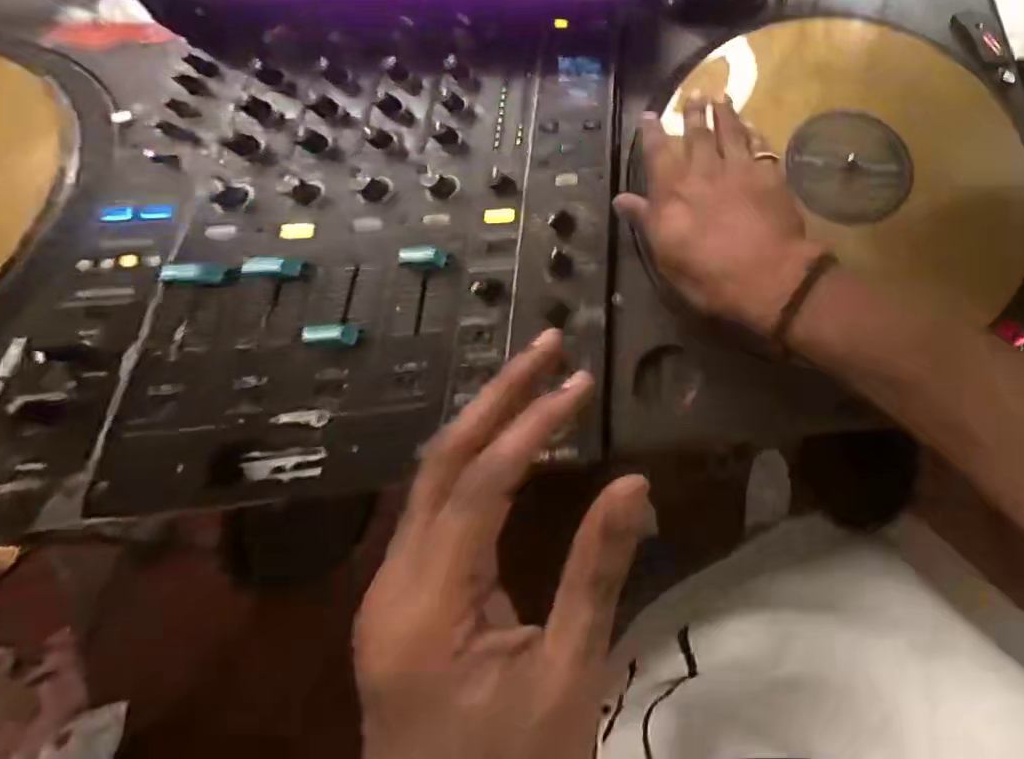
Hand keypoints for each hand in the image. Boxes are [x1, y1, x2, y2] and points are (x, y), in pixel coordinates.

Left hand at [354, 330, 652, 758]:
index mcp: (425, 609)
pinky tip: (508, 438)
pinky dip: (476, 462)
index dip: (530, 428)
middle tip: (545, 345)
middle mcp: (392, 585)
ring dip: (483, 421)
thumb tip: (633, 482)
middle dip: (495, 397)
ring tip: (532, 374)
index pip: (478, 486)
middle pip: (440, 463)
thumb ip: (596, 573)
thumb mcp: (566, 678)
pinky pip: (437, 508)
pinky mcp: (402, 598)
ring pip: (432, 479)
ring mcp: (389, 590)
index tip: (577, 384)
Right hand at [614, 94, 826, 334]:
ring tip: (721, 97)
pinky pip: (760, 147)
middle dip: (693, 113)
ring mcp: (739, 171)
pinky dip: (755, 133)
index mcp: (674, 192)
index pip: (658, 155)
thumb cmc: (710, 275)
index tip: (650, 115)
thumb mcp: (666, 255)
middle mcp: (704, 173)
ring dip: (724, 114)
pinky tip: (752, 126)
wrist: (769, 276)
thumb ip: (646, 221)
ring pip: (730, 133)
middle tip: (693, 94)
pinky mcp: (770, 177)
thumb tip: (621, 199)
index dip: (653, 134)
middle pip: (697, 136)